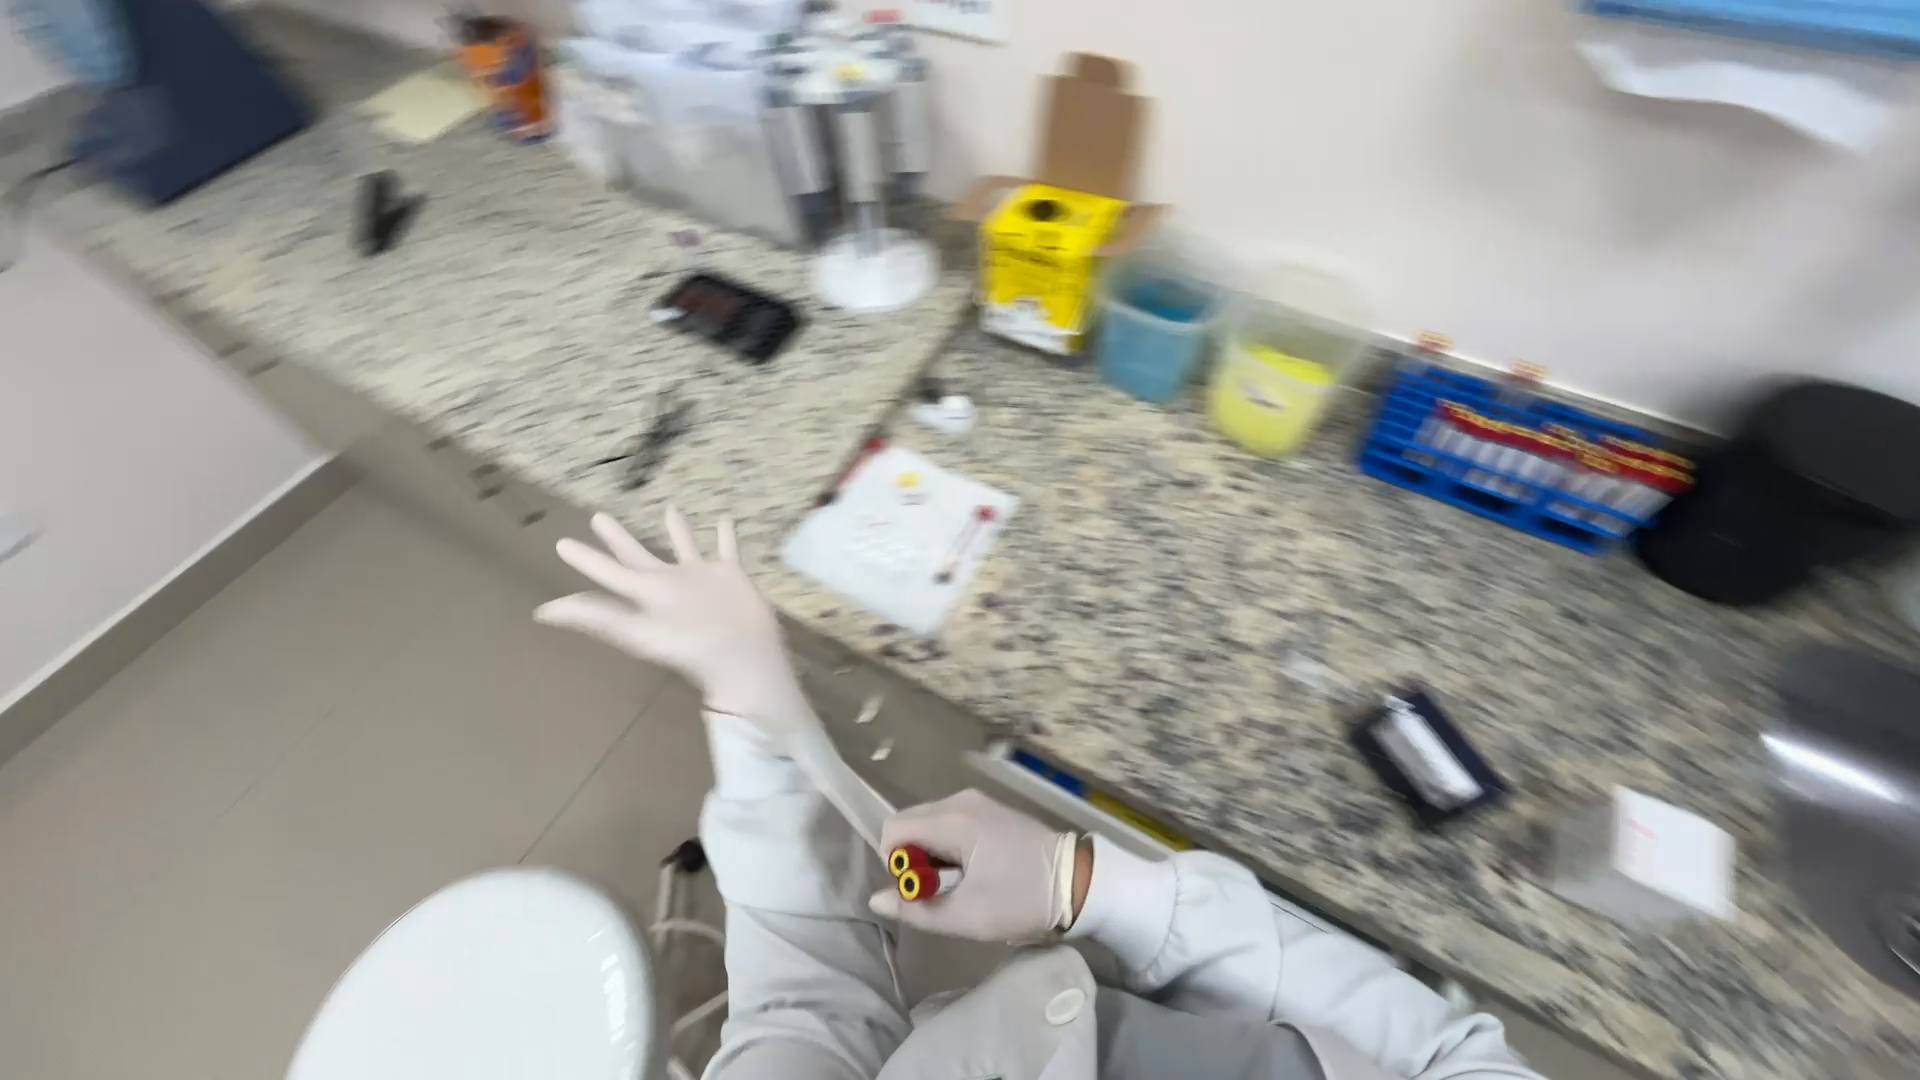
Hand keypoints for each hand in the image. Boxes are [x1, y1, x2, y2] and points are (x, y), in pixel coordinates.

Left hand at [534, 508, 812, 744]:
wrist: (742, 655)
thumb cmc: (690, 645)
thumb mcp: (637, 631)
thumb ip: (596, 617)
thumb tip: (542, 612)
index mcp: (647, 593)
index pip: (609, 572)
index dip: (586, 559)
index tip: (562, 543)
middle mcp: (670, 583)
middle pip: (639, 556)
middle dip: (619, 538)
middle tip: (599, 517)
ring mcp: (702, 579)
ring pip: (686, 548)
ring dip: (679, 530)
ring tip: (671, 508)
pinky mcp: (731, 576)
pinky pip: (727, 549)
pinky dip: (727, 535)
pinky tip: (726, 519)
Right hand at [868, 789, 1087, 942]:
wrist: (1079, 881)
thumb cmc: (1022, 898)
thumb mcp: (968, 916)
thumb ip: (918, 910)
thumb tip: (877, 900)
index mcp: (953, 819)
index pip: (893, 829)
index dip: (896, 865)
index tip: (922, 892)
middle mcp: (960, 800)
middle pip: (909, 824)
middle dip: (912, 861)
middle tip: (941, 893)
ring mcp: (976, 802)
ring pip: (929, 824)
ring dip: (931, 856)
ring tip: (960, 885)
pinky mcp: (988, 810)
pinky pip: (949, 823)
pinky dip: (948, 848)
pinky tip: (973, 872)